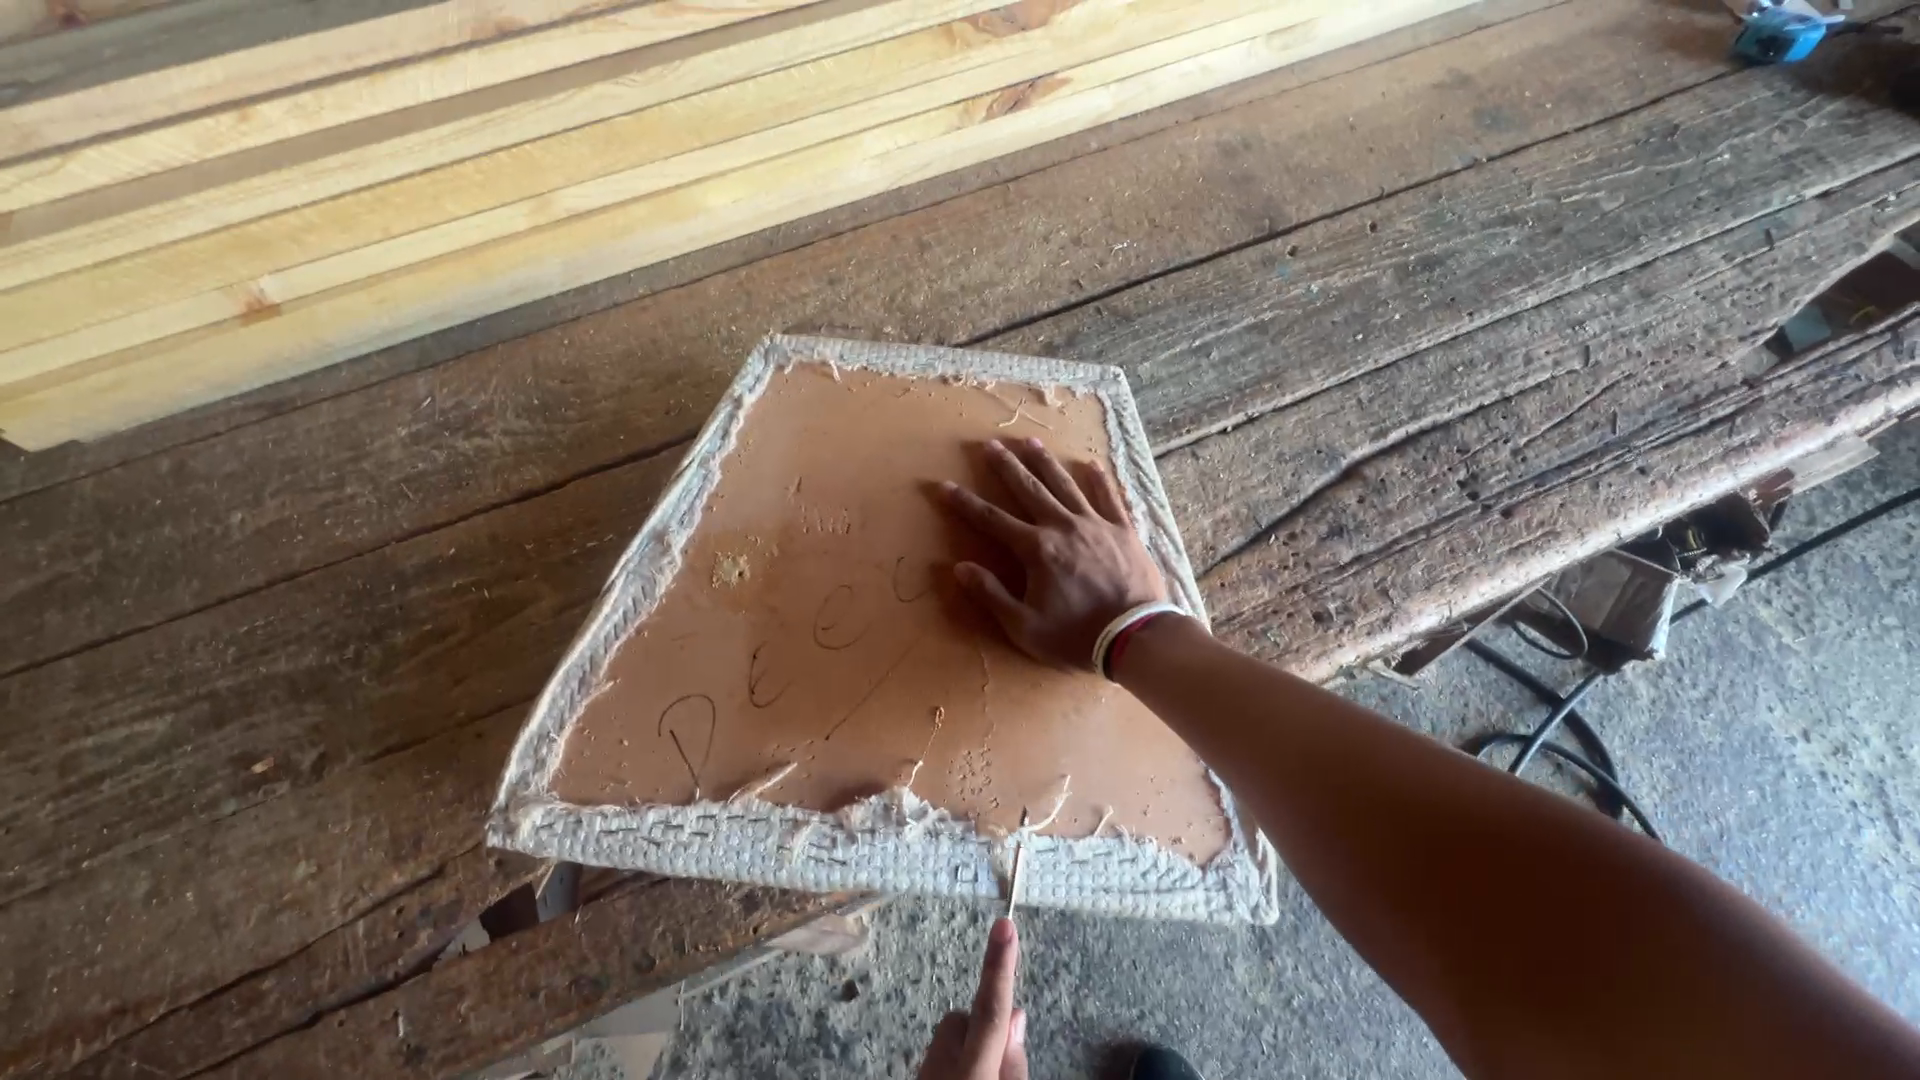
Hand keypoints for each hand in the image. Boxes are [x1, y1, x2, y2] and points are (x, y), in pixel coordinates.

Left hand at [917, 918, 1028, 1079]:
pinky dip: (952, 1065)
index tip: (1005, 924)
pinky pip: (938, 1056)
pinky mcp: (914, 1074)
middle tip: (998, 1070)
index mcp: (971, 1072)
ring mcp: (922, 1069)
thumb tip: (1016, 1016)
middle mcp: (940, 1064)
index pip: (991, 1011)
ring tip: (979, 1078)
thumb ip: (1014, 1064)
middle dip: (983, 1032)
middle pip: (964, 1019)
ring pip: (950, 1036)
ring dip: (968, 1051)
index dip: (1000, 967)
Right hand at [939, 438, 1167, 670]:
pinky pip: (1109, 497)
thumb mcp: (1024, 626)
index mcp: (1036, 549)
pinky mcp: (1123, 530)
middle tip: (991, 444)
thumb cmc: (1076, 636)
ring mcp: (1096, 524)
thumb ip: (991, 594)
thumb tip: (960, 568)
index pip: (992, 520)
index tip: (945, 486)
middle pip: (1029, 489)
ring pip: (1065, 485)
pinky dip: (1099, 479)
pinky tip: (1091, 464)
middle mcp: (1063, 526)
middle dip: (1006, 466)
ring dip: (1046, 462)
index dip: (965, 503)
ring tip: (1031, 442)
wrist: (1136, 636)